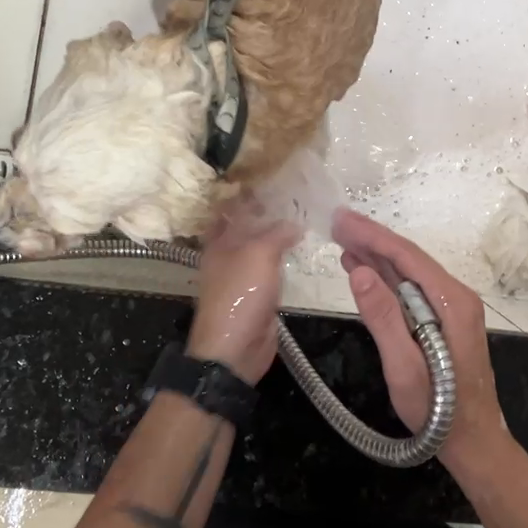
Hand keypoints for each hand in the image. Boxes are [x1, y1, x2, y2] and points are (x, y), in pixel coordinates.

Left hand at [187, 196, 298, 385]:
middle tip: (302, 196)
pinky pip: (273, 270)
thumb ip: (277, 233)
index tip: (277, 177)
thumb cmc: (239, 294)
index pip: (233, 206)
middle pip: (250, 226)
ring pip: (263, 247)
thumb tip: (295, 223)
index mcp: (219, 240)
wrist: (234, 350)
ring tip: (308, 218)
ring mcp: (243, 276)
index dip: (250, 191)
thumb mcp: (259, 254)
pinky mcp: (258, 295)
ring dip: (281, 235)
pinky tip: (304, 251)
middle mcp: (228, 254)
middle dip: (271, 212)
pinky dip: (286, 259)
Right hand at [332, 209, 511, 476]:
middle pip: (408, 258)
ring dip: (375, 255)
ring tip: (342, 240)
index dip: (372, 235)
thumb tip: (360, 271)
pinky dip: (385, 276)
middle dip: (371, 238)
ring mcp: (451, 308)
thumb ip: (383, 319)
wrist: (474, 444)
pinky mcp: (445, 321)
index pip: (407, 256)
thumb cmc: (439, 412)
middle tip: (335, 222)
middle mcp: (455, 297)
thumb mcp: (405, 368)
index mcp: (451, 302)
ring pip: (409, 272)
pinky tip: (363, 270)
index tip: (342, 219)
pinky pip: (411, 289)